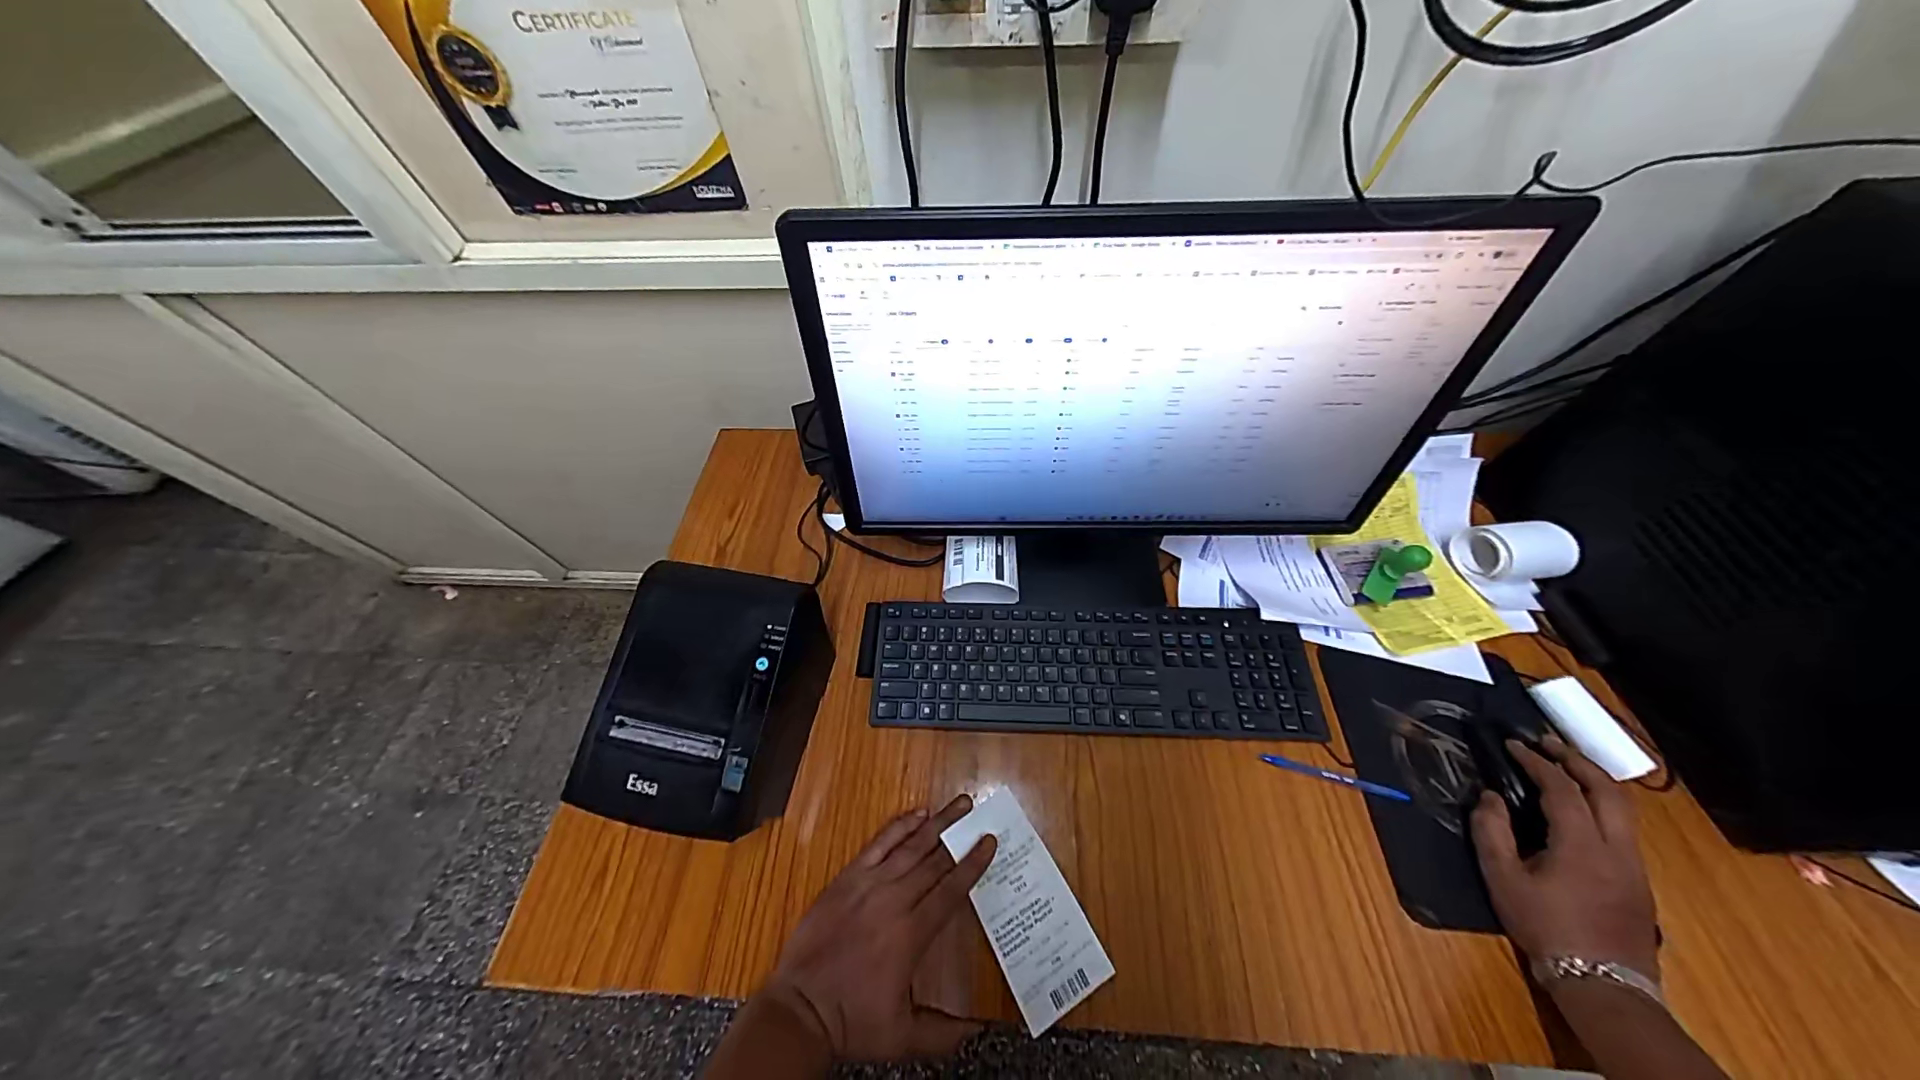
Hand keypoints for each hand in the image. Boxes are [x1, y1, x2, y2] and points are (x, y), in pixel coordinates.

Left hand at [759, 794, 996, 1061]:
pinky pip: (878, 845)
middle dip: (960, 836)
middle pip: (934, 862)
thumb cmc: (851, 1021)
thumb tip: (980, 1031)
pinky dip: (898, 828)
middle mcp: (893, 902)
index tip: (989, 843)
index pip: (951, 890)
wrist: (800, 1010)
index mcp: (911, 935)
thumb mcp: (903, 1036)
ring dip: (936, 824)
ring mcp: (867, 886)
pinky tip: (915, 815)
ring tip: (956, 806)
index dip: (973, 865)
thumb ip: (945, 1031)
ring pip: (909, 847)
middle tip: (979, 814)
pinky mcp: (846, 880)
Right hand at [1470, 735, 1659, 980]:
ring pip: (1624, 809)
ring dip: (1593, 780)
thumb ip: (1492, 832)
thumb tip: (1490, 796)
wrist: (1603, 982)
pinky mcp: (1639, 880)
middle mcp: (1618, 849)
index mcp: (1582, 846)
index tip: (1513, 746)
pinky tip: (1580, 808)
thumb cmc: (1545, 927)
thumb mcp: (1503, 879)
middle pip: (1608, 791)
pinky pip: (1624, 828)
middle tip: (1547, 744)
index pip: (1562, 789)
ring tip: (1564, 767)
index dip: (1537, 762)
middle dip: (1577, 761)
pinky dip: (1601, 804)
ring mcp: (1636, 865)